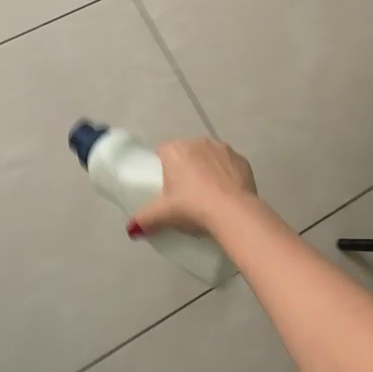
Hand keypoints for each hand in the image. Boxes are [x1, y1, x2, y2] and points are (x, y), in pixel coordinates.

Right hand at [131, 138, 258, 235]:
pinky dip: (228, 174)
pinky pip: (230, 164)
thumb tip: (130, 229)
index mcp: (174, 150)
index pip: (162, 151)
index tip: (167, 186)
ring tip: (209, 195)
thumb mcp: (164, 215)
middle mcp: (197, 142)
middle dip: (186, 167)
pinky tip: (228, 194)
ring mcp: (222, 148)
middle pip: (186, 152)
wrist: (233, 212)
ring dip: (207, 169)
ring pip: (209, 156)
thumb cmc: (192, 207)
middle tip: (186, 194)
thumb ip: (144, 219)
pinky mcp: (241, 158)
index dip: (163, 167)